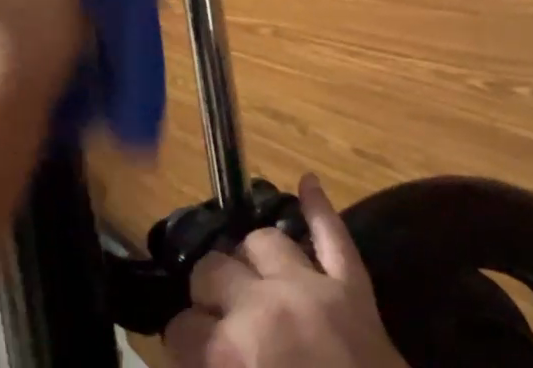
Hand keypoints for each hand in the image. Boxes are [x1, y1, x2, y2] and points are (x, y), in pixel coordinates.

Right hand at [166, 175, 408, 367]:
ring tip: (250, 275)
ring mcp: (309, 287)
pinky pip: (334, 237)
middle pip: (212, 270)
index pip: (179, 327)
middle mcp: (261, 306)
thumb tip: (198, 355)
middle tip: (218, 315)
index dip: (182, 341)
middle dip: (207, 291)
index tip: (190, 351)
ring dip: (251, 257)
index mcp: (228, 351)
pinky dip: (320, 208)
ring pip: (262, 242)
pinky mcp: (352, 287)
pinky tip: (308, 183)